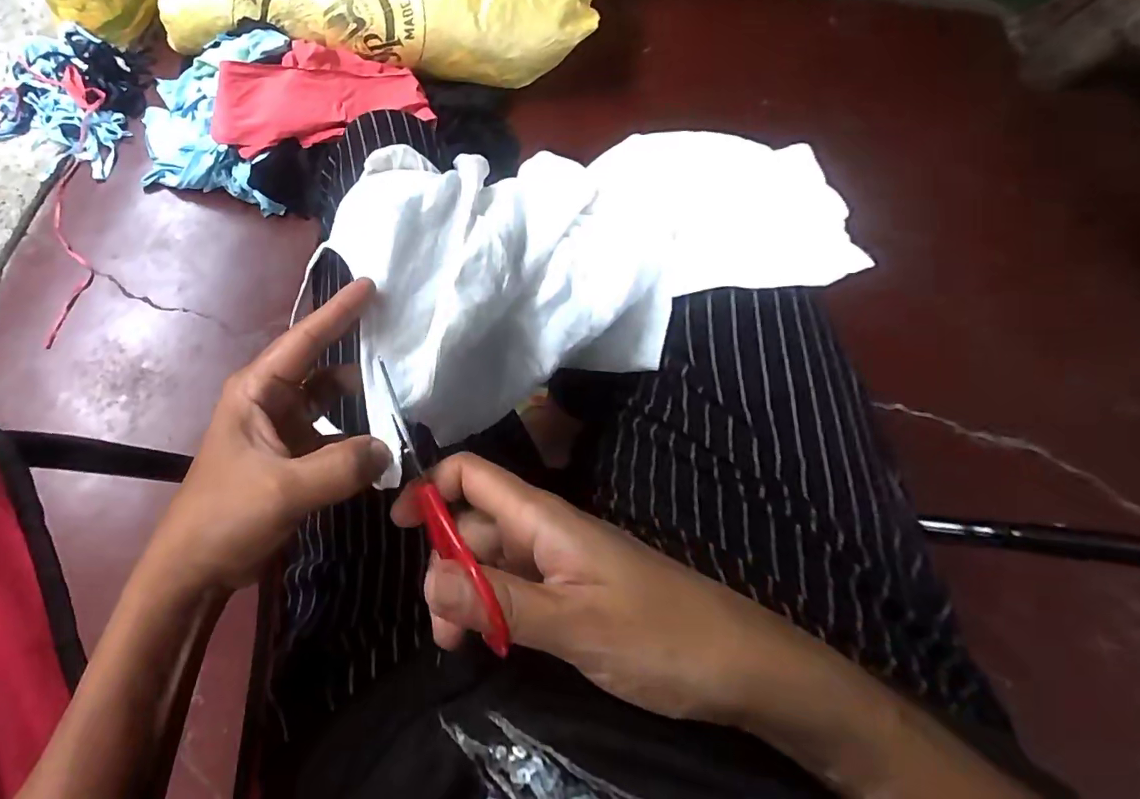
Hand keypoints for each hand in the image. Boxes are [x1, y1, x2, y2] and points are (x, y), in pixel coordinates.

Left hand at [151, 279, 390, 591]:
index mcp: (256, 391)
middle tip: (401, 335)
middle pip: (322, 365)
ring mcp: (283, 429)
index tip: (371, 284)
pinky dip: (358, 434)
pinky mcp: (293, 457)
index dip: (338, 311)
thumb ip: (340, 466)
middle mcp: (270, 401)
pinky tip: (386, 436)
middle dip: (357, 350)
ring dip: (362, 397)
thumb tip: (387, 448)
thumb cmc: (225, 517)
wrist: (194, 572)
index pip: (304, 340)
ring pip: (331, 400)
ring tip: (405, 387)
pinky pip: (334, 433)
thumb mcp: (283, 490)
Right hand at [391, 454, 828, 724]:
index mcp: (545, 518)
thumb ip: (500, 601)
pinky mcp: (574, 592)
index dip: (430, 488)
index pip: (473, 474)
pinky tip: (494, 644)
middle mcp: (547, 530)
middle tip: (442, 631)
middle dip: (445, 565)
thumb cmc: (661, 636)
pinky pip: (517, 588)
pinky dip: (495, 610)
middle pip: (474, 524)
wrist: (742, 665)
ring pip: (493, 561)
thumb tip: (429, 579)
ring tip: (462, 648)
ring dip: (467, 594)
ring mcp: (561, 562)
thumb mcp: (575, 625)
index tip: (397, 527)